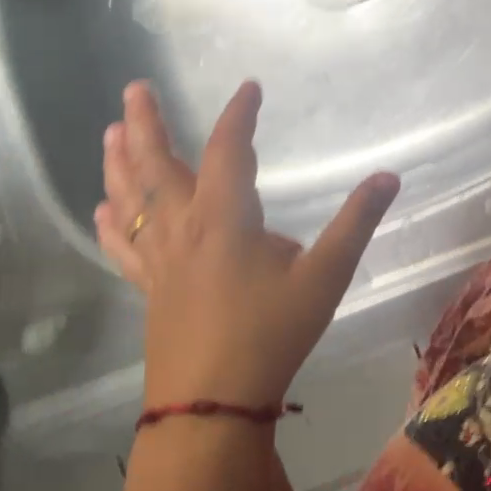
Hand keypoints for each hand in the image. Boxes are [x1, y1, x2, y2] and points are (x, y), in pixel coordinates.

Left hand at [94, 81, 399, 407]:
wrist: (212, 404)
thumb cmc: (272, 332)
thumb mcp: (326, 275)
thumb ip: (356, 221)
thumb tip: (389, 175)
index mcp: (225, 219)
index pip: (228, 151)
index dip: (238, 115)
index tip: (249, 87)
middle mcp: (184, 230)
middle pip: (157, 168)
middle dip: (146, 126)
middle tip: (134, 89)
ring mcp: (160, 261)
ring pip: (132, 202)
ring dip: (119, 164)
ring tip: (108, 133)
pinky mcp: (150, 289)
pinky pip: (123, 247)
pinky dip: (110, 223)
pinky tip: (102, 210)